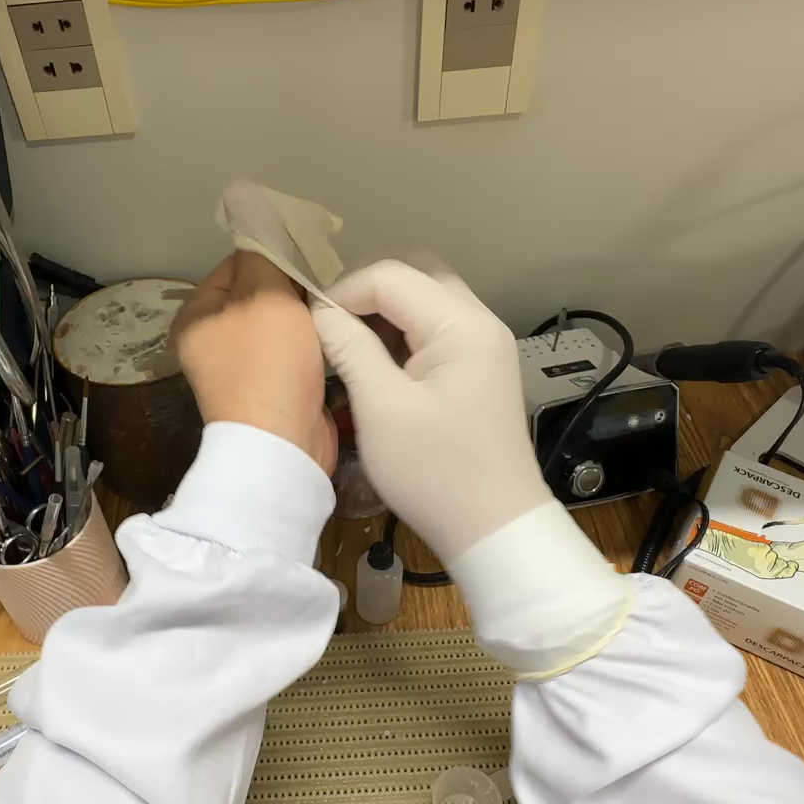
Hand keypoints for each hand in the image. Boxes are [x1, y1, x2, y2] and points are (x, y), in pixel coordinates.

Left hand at [172, 251, 336, 473]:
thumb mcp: (265, 294)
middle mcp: (211, 341)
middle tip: (322, 288)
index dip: (273, 256)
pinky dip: (311, 344)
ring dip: (306, 317)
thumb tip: (248, 203)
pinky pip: (291, 352)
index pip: (236, 263)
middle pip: (259, 293)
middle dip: (292, 289)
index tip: (308, 261)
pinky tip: (331, 340)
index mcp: (196, 316)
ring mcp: (240, 369)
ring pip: (280, 323)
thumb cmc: (269, 364)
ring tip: (330, 314)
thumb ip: (262, 250)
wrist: (284, 444)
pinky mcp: (269, 389)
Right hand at [310, 259, 550, 560]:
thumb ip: (350, 348)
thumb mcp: (381, 409)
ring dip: (384, 314)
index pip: (391, 276)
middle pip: (416, 275)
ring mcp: (484, 346)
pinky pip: (436, 331)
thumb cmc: (435, 472)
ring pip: (426, 301)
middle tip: (330, 329)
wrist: (494, 528)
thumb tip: (320, 312)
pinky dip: (403, 337)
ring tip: (349, 349)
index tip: (310, 324)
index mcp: (462, 325)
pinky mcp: (480, 369)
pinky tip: (378, 367)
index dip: (343, 292)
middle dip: (366, 293)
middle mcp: (480, 322)